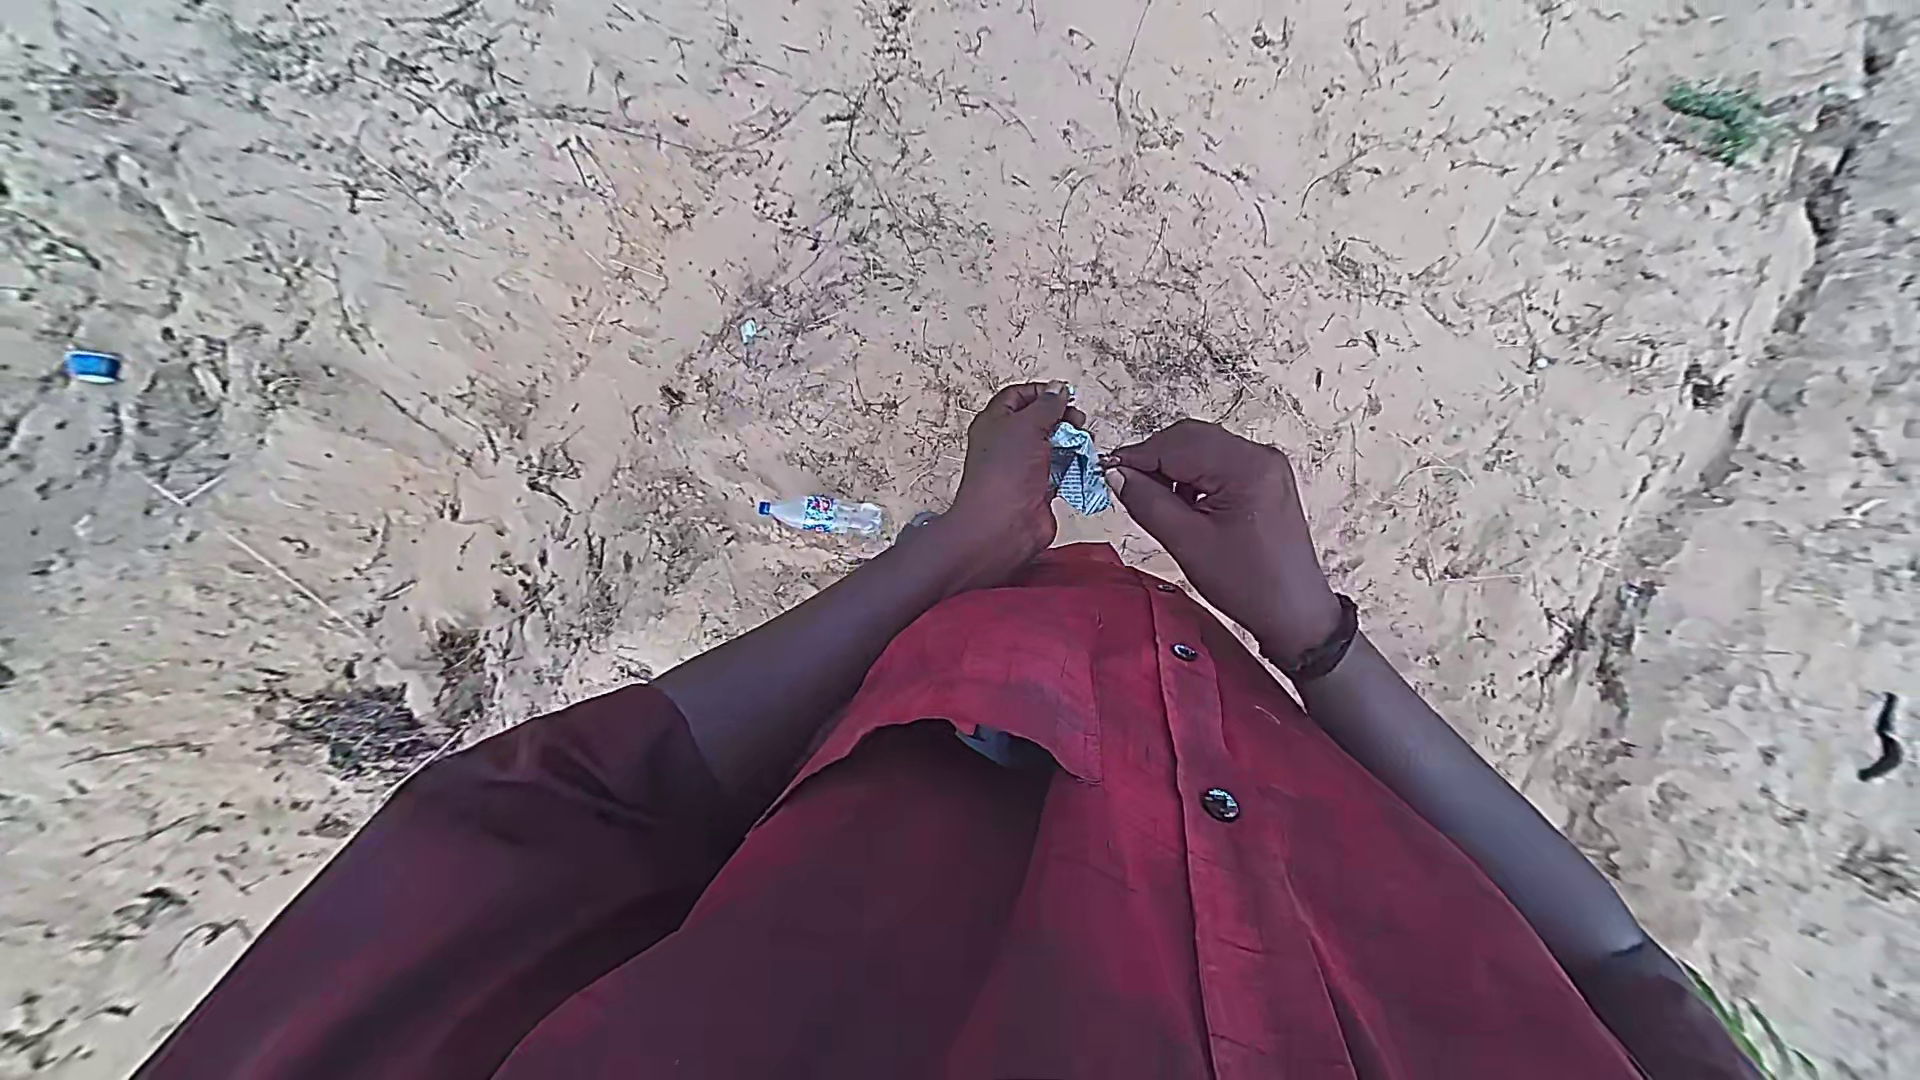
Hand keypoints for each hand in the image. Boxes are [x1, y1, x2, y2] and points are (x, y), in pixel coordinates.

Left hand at [940, 380, 1082, 584]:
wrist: (1003, 526)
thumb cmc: (1002, 477)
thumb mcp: (1026, 426)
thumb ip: (1046, 405)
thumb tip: (1058, 390)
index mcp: (995, 423)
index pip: (1018, 397)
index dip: (1041, 393)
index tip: (1063, 395)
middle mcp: (1007, 445)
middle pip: (1039, 421)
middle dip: (1062, 418)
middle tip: (1076, 421)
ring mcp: (1024, 468)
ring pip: (1054, 446)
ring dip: (1072, 442)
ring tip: (1082, 443)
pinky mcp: (1039, 488)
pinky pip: (1061, 471)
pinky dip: (1074, 466)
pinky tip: (1082, 464)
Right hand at [1107, 419, 1340, 659]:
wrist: (1293, 610)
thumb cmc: (1249, 583)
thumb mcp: (1186, 542)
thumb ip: (1146, 501)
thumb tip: (1116, 475)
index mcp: (1245, 468)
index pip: (1175, 445)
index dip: (1136, 457)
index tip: (1106, 472)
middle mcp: (1258, 456)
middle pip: (1188, 438)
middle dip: (1152, 459)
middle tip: (1124, 485)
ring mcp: (1262, 465)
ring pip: (1199, 448)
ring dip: (1169, 467)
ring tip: (1153, 500)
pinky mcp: (1260, 478)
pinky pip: (1213, 462)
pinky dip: (1188, 476)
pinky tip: (1178, 502)